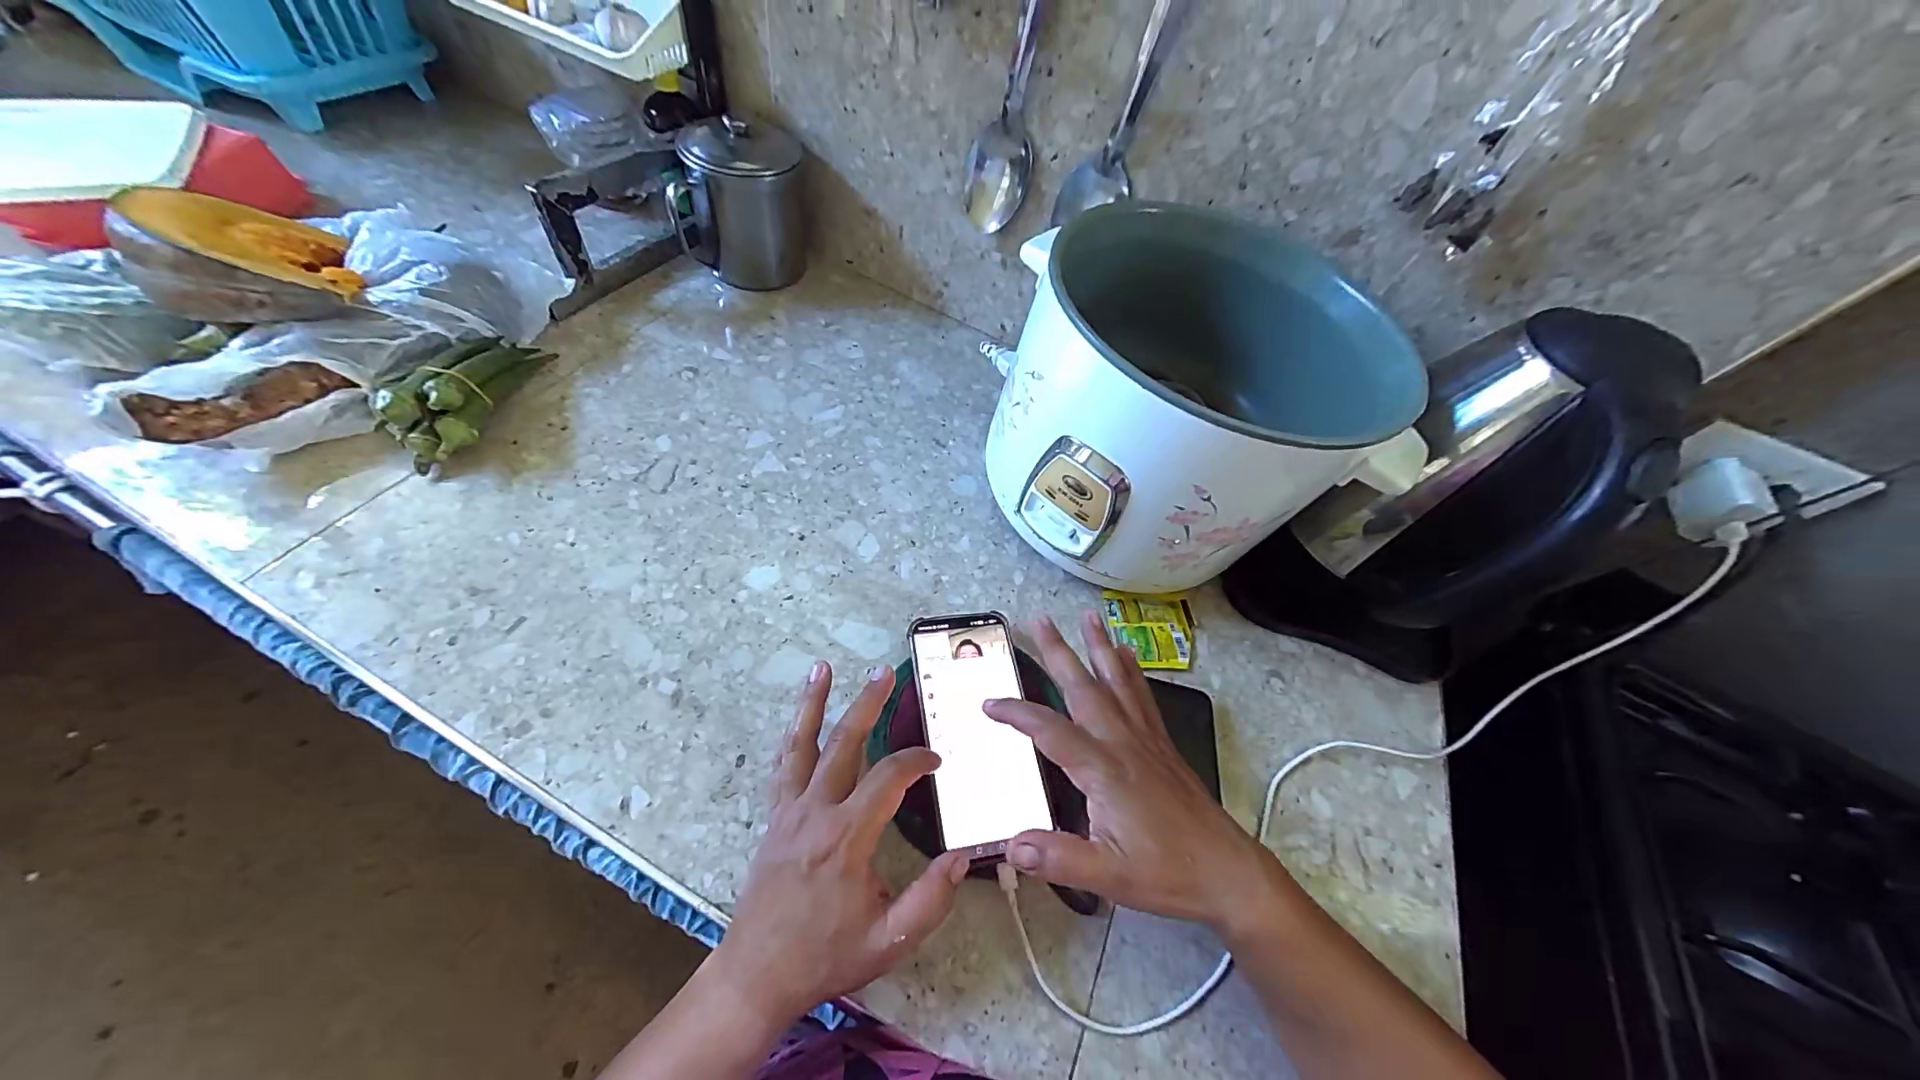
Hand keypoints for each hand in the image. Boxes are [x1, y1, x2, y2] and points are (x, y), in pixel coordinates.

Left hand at [706, 661, 968, 1019]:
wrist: (757, 975)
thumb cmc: (825, 957)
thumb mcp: (889, 940)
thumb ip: (930, 899)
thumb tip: (962, 856)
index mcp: (846, 838)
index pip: (888, 778)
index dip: (916, 761)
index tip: (936, 762)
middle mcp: (815, 813)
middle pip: (844, 744)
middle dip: (867, 705)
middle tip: (884, 673)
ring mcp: (788, 812)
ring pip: (803, 745)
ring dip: (814, 703)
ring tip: (822, 668)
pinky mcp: (774, 818)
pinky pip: (783, 767)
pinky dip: (793, 736)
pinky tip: (799, 719)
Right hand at [983, 613, 1291, 935]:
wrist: (1229, 872)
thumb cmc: (1169, 874)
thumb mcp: (1108, 876)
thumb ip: (1057, 859)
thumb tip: (1010, 846)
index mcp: (1104, 771)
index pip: (1050, 731)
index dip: (1017, 713)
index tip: (990, 704)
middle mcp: (1123, 745)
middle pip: (1085, 689)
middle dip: (1060, 653)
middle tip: (1042, 621)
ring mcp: (1146, 741)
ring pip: (1117, 683)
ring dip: (1100, 648)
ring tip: (1089, 618)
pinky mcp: (1162, 746)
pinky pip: (1142, 697)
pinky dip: (1131, 671)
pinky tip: (1128, 654)